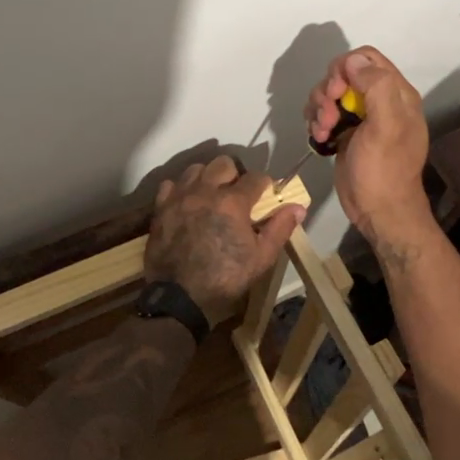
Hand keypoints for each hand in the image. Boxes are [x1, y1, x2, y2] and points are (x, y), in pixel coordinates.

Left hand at [145, 155, 304, 322]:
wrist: (178, 296)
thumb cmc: (225, 278)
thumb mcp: (261, 258)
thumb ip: (280, 229)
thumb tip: (299, 207)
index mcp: (233, 201)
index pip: (256, 177)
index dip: (265, 185)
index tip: (265, 195)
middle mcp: (206, 190)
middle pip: (224, 164)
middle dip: (235, 174)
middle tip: (237, 194)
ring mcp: (180, 197)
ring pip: (196, 169)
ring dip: (207, 178)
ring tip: (211, 196)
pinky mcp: (161, 207)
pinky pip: (171, 184)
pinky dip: (181, 189)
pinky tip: (187, 203)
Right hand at [305, 46, 432, 251]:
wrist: (379, 212)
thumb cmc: (384, 170)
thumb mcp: (386, 127)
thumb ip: (376, 87)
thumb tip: (353, 61)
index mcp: (397, 94)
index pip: (367, 58)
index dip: (345, 68)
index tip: (336, 92)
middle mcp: (380, 101)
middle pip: (344, 74)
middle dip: (328, 91)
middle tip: (327, 117)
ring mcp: (362, 117)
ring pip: (331, 93)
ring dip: (319, 108)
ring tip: (322, 131)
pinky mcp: (346, 133)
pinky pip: (325, 113)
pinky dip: (317, 121)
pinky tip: (318, 138)